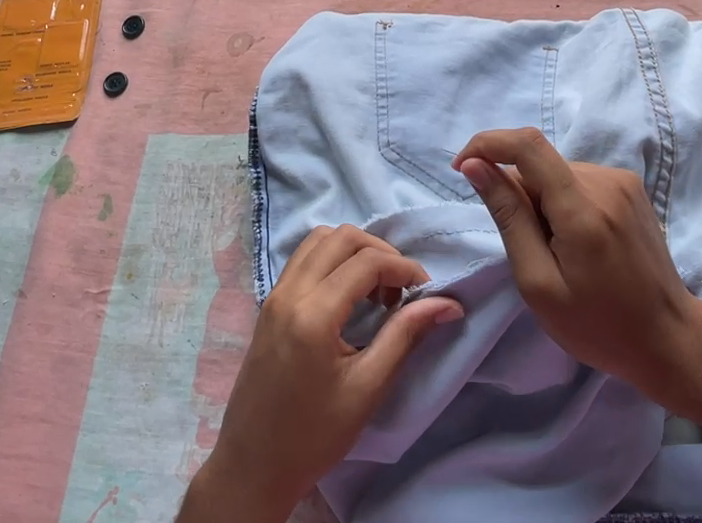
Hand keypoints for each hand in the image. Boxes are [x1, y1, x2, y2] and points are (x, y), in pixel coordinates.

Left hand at [181, 225, 463, 522]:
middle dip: (381, 252)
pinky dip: (333, 260)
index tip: (426, 292)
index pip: (367, 261)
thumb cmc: (314, 435)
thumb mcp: (367, 388)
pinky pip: (304, 258)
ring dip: (355, 252)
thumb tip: (448, 303)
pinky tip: (350, 297)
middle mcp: (289, 292)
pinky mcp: (269, 303)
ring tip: (377, 292)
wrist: (253, 464)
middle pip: (342, 237)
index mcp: (313, 313)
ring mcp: (274, 294)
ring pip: (319, 240)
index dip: (404, 268)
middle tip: (401, 290)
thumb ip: (406, 336)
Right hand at [452, 128, 700, 392]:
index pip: (527, 145)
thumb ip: (508, 216)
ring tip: (556, 252)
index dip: (485, 145)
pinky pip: (577, 180)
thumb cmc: (597, 325)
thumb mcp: (538, 282)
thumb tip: (476, 166)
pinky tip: (576, 243)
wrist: (669, 340)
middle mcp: (607, 182)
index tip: (461, 169)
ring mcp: (623, 182)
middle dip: (516, 193)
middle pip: (539, 164)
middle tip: (526, 248)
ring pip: (556, 172)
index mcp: (583, 208)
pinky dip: (561, 202)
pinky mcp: (630, 188)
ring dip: (540, 200)